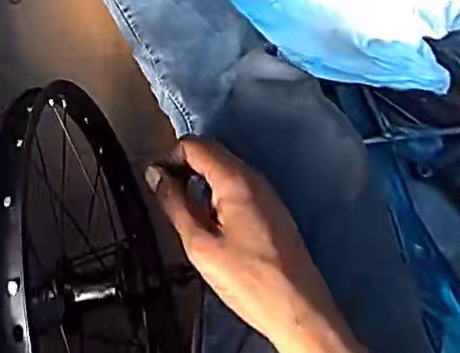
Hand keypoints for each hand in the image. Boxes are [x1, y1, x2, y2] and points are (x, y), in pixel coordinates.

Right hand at [147, 137, 364, 352]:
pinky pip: (238, 183)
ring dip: (201, 178)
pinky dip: (219, 190)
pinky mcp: (274, 208)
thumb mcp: (200, 246)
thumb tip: (155, 175)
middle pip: (209, 150)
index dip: (169, 157)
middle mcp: (253, 176)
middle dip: (184, 165)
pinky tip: (215, 222)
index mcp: (235, 179)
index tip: (158, 182)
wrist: (304, 316)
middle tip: (170, 194)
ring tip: (190, 211)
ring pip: (224, 166)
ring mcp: (267, 191)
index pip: (193, 144)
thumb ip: (174, 204)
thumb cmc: (252, 283)